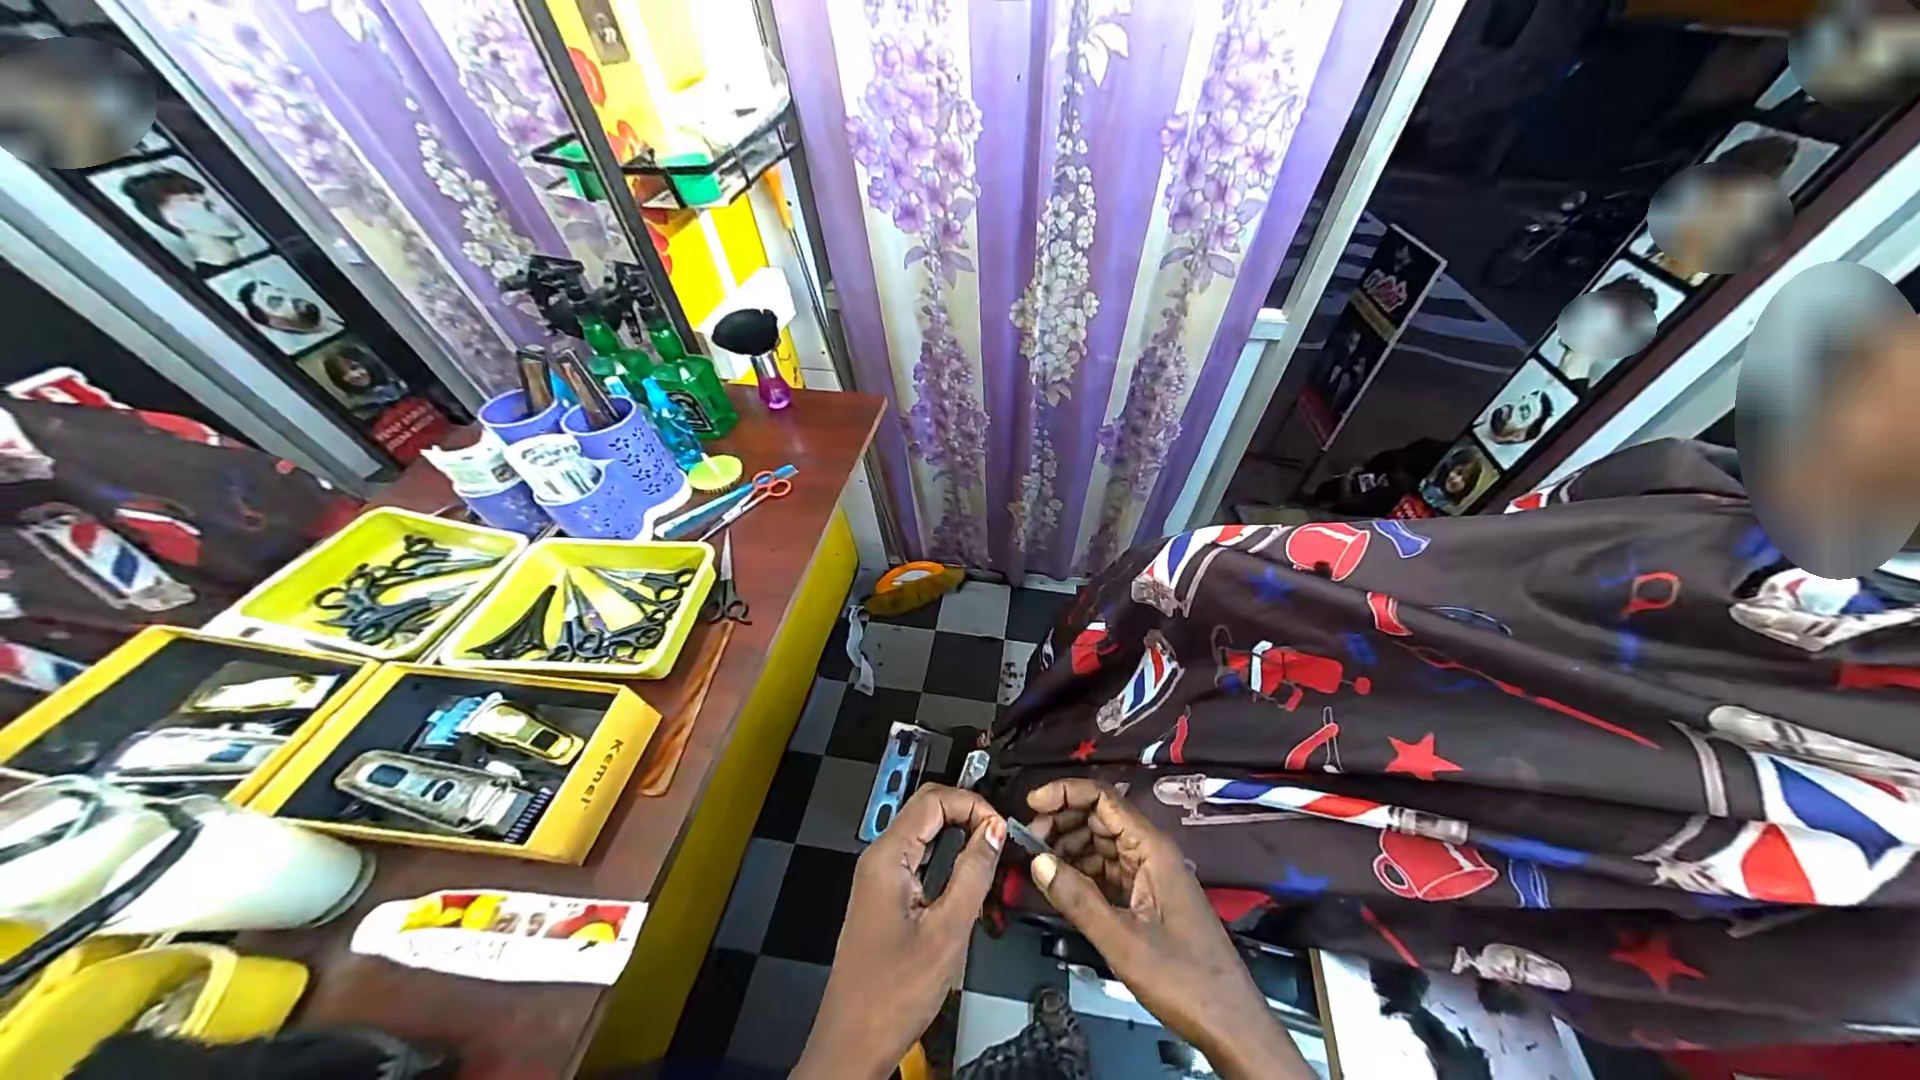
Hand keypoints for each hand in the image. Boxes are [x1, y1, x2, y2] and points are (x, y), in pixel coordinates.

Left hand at [793, 786, 1005, 1079]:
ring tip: (989, 853)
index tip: (999, 826)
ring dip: (958, 833)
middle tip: (998, 835)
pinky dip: (947, 855)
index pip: (933, 800)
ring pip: (924, 830)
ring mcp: (879, 875)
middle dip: (966, 812)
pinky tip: (967, 875)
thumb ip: (973, 872)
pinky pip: (919, 855)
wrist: (853, 1043)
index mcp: (886, 858)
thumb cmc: (890, 997)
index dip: (972, 804)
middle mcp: (878, 858)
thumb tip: (993, 831)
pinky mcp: (885, 893)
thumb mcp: (947, 932)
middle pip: (927, 808)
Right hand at [1027, 779, 1310, 1079]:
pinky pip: (1107, 869)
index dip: (1065, 793)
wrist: (1231, 1025)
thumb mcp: (1123, 941)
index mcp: (1152, 849)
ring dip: (1068, 846)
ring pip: (1101, 843)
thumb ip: (1078, 899)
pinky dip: (1081, 870)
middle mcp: (1151, 852)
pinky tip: (1060, 883)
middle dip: (1061, 820)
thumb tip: (1037, 861)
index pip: (1103, 798)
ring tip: (1039, 861)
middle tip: (1029, 839)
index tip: (1032, 805)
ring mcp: (1149, 874)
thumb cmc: (1184, 980)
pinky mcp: (1146, 897)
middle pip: (1100, 817)